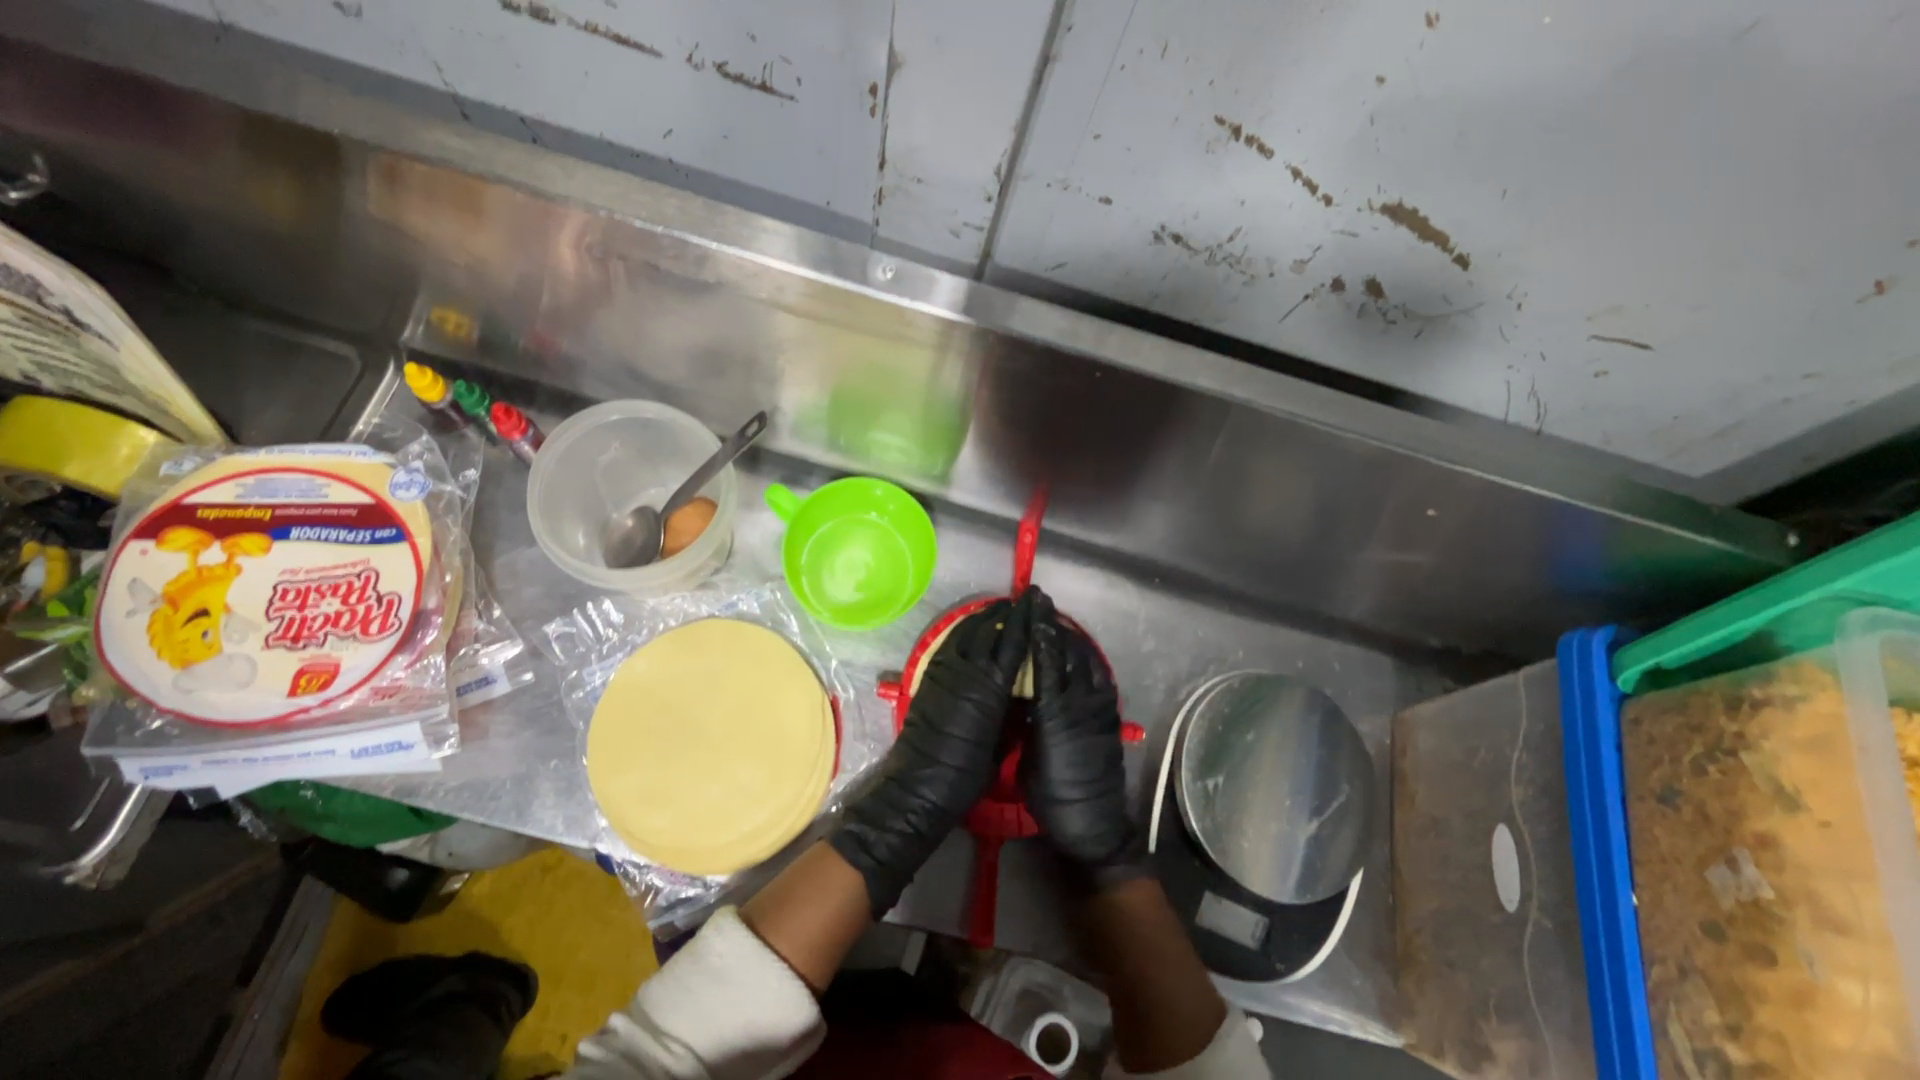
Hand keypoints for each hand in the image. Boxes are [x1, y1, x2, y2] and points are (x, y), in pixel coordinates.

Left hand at [829, 588, 1035, 916]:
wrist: (920, 786)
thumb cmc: (967, 774)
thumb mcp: (1002, 743)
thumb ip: (1013, 710)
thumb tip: (1025, 689)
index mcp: (992, 687)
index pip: (1014, 641)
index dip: (1028, 619)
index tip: (1040, 601)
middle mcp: (969, 670)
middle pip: (991, 628)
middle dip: (1010, 611)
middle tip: (1026, 600)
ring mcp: (945, 670)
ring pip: (968, 631)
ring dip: (986, 616)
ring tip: (1002, 608)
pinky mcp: (928, 675)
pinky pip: (950, 643)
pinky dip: (964, 630)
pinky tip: (973, 627)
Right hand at [1025, 591, 1144, 888]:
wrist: (1093, 823)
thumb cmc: (1050, 796)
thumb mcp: (1026, 756)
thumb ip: (1027, 718)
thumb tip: (1022, 690)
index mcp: (1055, 711)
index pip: (1047, 658)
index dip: (1039, 628)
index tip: (1030, 604)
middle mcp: (1081, 702)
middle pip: (1069, 652)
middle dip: (1054, 625)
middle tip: (1039, 604)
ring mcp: (1100, 708)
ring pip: (1088, 661)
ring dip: (1072, 639)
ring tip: (1056, 622)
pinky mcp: (1111, 717)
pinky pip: (1100, 678)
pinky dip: (1087, 659)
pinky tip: (1078, 654)